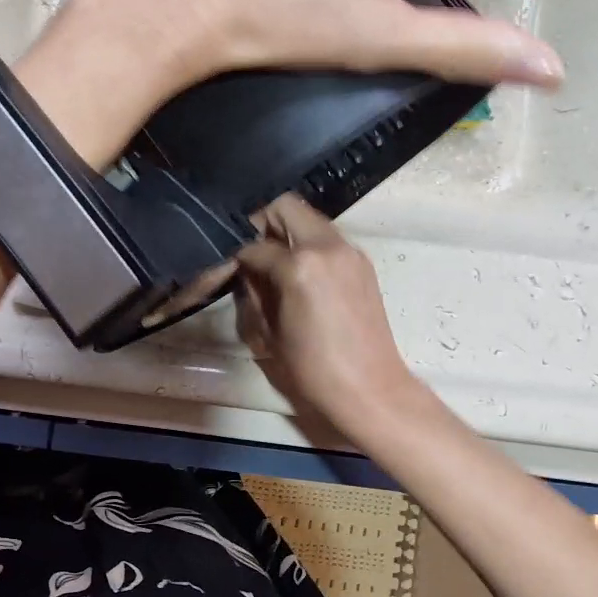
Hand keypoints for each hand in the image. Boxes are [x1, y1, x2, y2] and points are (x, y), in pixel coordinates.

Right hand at [235, 195, 418, 441]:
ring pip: (308, 219)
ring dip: (287, 233)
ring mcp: (349, 252)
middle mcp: (327, 247)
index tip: (229, 268)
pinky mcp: (361, 263)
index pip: (254, 245)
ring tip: (273, 264)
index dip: (236, 256)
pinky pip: (326, 239)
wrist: (368, 389)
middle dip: (262, 223)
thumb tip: (247, 271)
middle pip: (285, 207)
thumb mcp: (269, 330)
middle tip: (250, 251)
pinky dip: (307, 246)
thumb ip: (255, 291)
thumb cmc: (312, 368)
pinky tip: (297, 275)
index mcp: (300, 265)